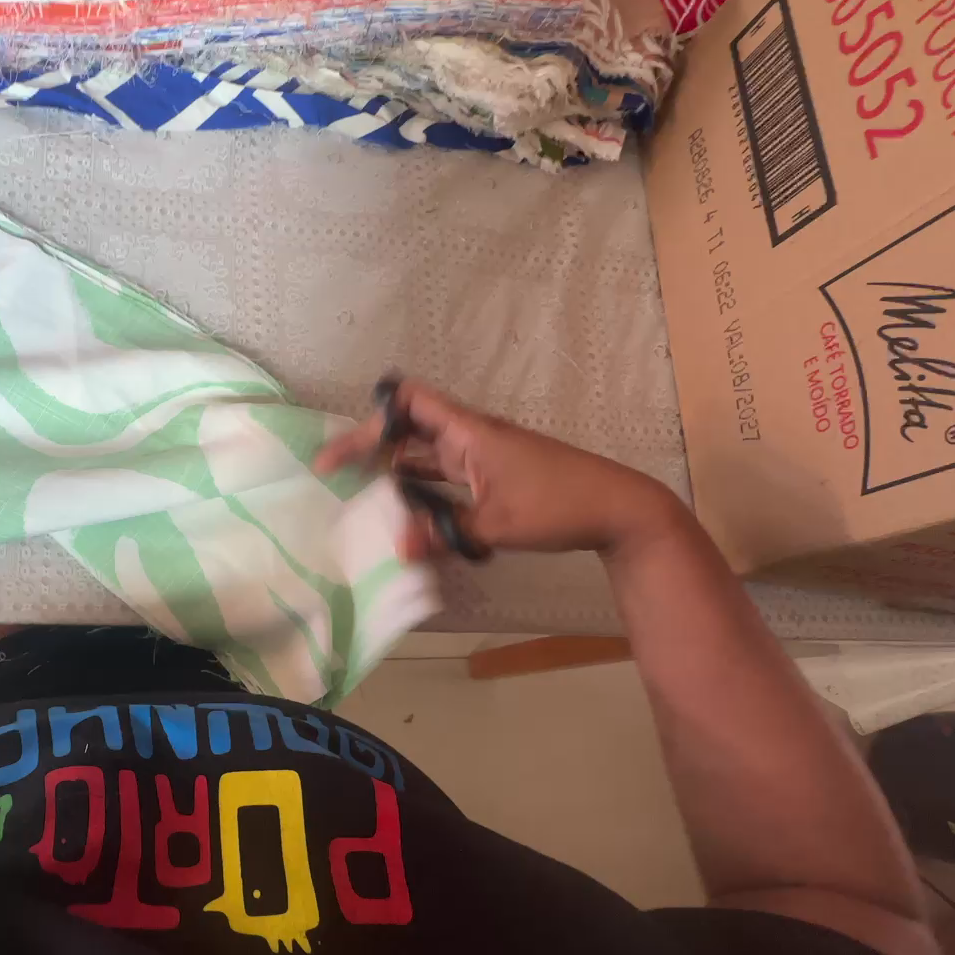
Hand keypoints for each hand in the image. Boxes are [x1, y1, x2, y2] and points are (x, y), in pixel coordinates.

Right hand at [314, 378, 682, 560]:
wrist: (618, 509)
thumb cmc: (558, 504)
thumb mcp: (497, 524)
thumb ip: (443, 534)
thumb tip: (396, 551)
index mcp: (467, 432)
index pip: (408, 403)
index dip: (371, 421)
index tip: (344, 453)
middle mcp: (468, 437)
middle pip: (407, 429)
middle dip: (369, 448)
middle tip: (336, 476)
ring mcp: (478, 457)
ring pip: (423, 455)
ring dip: (393, 470)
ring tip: (359, 495)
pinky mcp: (488, 477)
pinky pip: (442, 476)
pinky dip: (419, 489)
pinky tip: (404, 511)